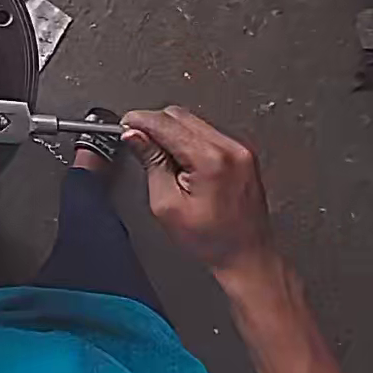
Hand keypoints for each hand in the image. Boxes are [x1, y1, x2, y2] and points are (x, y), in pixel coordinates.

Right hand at [123, 106, 274, 278]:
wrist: (247, 256)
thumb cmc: (212, 240)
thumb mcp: (167, 204)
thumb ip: (151, 163)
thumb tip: (135, 136)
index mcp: (211, 160)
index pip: (165, 123)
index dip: (140, 121)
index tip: (125, 125)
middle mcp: (229, 148)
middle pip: (178, 115)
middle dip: (153, 124)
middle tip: (137, 141)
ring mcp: (239, 149)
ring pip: (191, 120)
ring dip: (170, 130)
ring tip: (161, 157)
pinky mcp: (241, 152)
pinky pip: (205, 131)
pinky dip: (186, 137)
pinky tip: (180, 160)